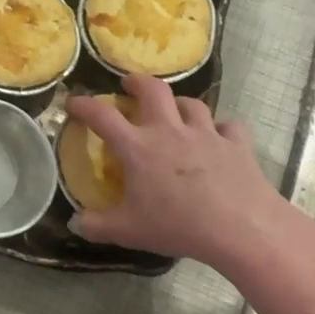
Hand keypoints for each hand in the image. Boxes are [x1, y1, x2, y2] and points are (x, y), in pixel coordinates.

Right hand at [67, 74, 291, 266]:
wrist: (241, 228)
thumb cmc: (177, 226)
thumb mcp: (127, 231)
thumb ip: (96, 225)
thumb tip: (74, 223)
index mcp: (137, 147)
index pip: (101, 115)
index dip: (83, 105)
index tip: (72, 103)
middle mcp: (169, 131)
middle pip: (153, 90)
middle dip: (137, 82)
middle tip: (128, 85)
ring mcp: (206, 134)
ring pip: (192, 104)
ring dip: (179, 104)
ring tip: (174, 111)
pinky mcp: (237, 144)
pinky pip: (228, 127)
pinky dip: (221, 130)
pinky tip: (219, 138)